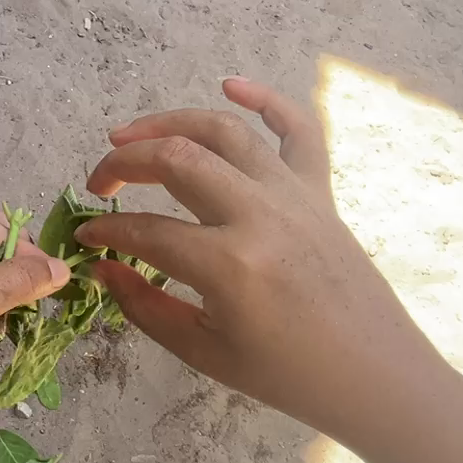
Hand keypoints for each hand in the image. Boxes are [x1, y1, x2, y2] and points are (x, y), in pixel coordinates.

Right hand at [74, 78, 456, 448]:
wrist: (377, 378)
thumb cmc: (287, 375)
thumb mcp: (203, 351)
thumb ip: (143, 306)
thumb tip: (102, 267)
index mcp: (228, 265)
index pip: (144, 230)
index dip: (104, 230)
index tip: (85, 235)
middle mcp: (259, 215)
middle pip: (175, 159)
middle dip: (123, 162)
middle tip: (99, 181)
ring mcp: (295, 195)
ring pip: (223, 132)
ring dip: (168, 123)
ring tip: (129, 133)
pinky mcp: (320, 191)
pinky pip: (298, 129)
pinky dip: (266, 98)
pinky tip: (230, 85)